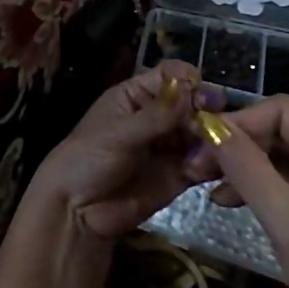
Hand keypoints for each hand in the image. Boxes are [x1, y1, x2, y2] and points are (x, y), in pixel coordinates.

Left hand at [25, 60, 218, 239]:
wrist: (76, 210)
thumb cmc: (85, 161)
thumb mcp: (117, 135)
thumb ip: (155, 116)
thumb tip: (191, 91)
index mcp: (134, 97)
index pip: (169, 76)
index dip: (187, 80)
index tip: (201, 94)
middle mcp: (156, 117)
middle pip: (194, 103)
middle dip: (206, 111)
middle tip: (212, 125)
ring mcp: (170, 145)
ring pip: (204, 132)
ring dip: (212, 139)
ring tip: (209, 150)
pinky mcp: (180, 174)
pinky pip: (206, 162)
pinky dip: (211, 163)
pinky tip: (202, 170)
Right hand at [191, 95, 288, 287]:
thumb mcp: (286, 222)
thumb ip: (246, 168)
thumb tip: (210, 127)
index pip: (288, 112)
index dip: (239, 123)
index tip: (200, 146)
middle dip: (242, 146)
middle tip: (197, 169)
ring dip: (251, 167)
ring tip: (211, 188)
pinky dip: (271, 185)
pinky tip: (237, 201)